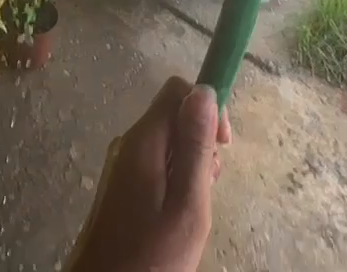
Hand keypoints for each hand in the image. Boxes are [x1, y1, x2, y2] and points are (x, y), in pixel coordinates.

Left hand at [66, 77, 233, 271]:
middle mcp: (129, 142)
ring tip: (195, 207)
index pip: (177, 91)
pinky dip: (176, 179)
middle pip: (173, 115)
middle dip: (201, 141)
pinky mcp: (122, 184)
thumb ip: (195, 147)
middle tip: (209, 185)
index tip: (225, 145)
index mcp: (143, 139)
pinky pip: (156, 164)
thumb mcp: (187, 204)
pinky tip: (180, 214)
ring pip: (167, 142)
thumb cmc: (152, 255)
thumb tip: (204, 90)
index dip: (207, 107)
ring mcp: (122, 163)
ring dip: (191, 164)